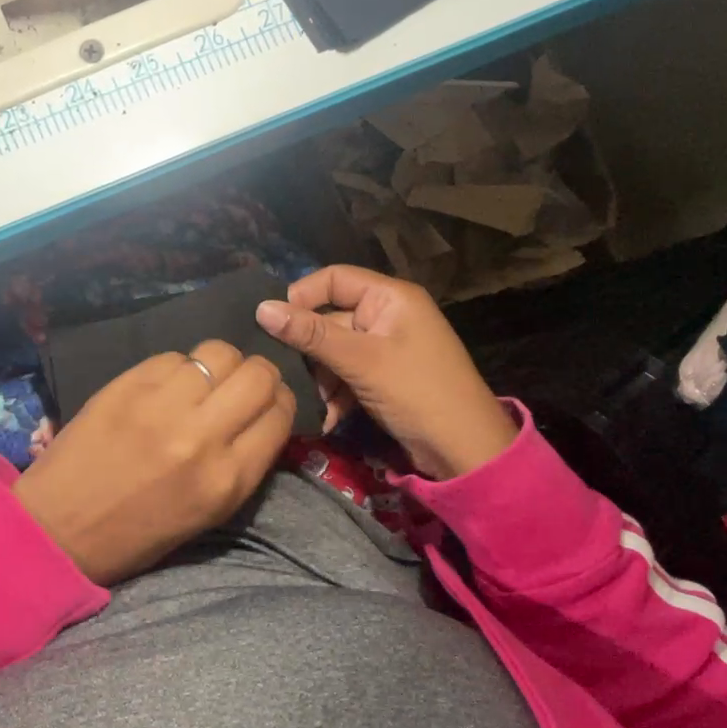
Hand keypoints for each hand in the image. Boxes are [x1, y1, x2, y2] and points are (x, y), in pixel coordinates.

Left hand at [14, 340, 295, 585]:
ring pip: (218, 353)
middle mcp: (203, 436)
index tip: (265, 406)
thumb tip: (261, 417)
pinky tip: (164, 387)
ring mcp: (162, 405)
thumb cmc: (135, 534)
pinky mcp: (127, 385)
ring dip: (217, 365)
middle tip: (237, 387)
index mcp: (228, 478)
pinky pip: (173, 357)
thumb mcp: (207, 513)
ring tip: (200, 382)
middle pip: (258, 374)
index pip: (280, 413)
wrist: (57, 530)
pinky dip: (177, 367)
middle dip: (257, 375)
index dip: (278, 403)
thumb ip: (241, 463)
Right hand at [254, 266, 516, 479]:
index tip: (272, 325)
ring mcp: (386, 347)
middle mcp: (387, 315)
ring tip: (318, 402)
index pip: (333, 278)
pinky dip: (335, 392)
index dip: (301, 297)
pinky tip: (328, 417)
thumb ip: (311, 334)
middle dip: (310, 350)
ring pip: (333, 350)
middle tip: (289, 373)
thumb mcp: (360, 361)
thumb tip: (262, 308)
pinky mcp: (383, 375)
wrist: (464, 449)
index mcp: (390, 297)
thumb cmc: (417, 392)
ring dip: (321, 377)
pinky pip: (346, 373)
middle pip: (330, 317)